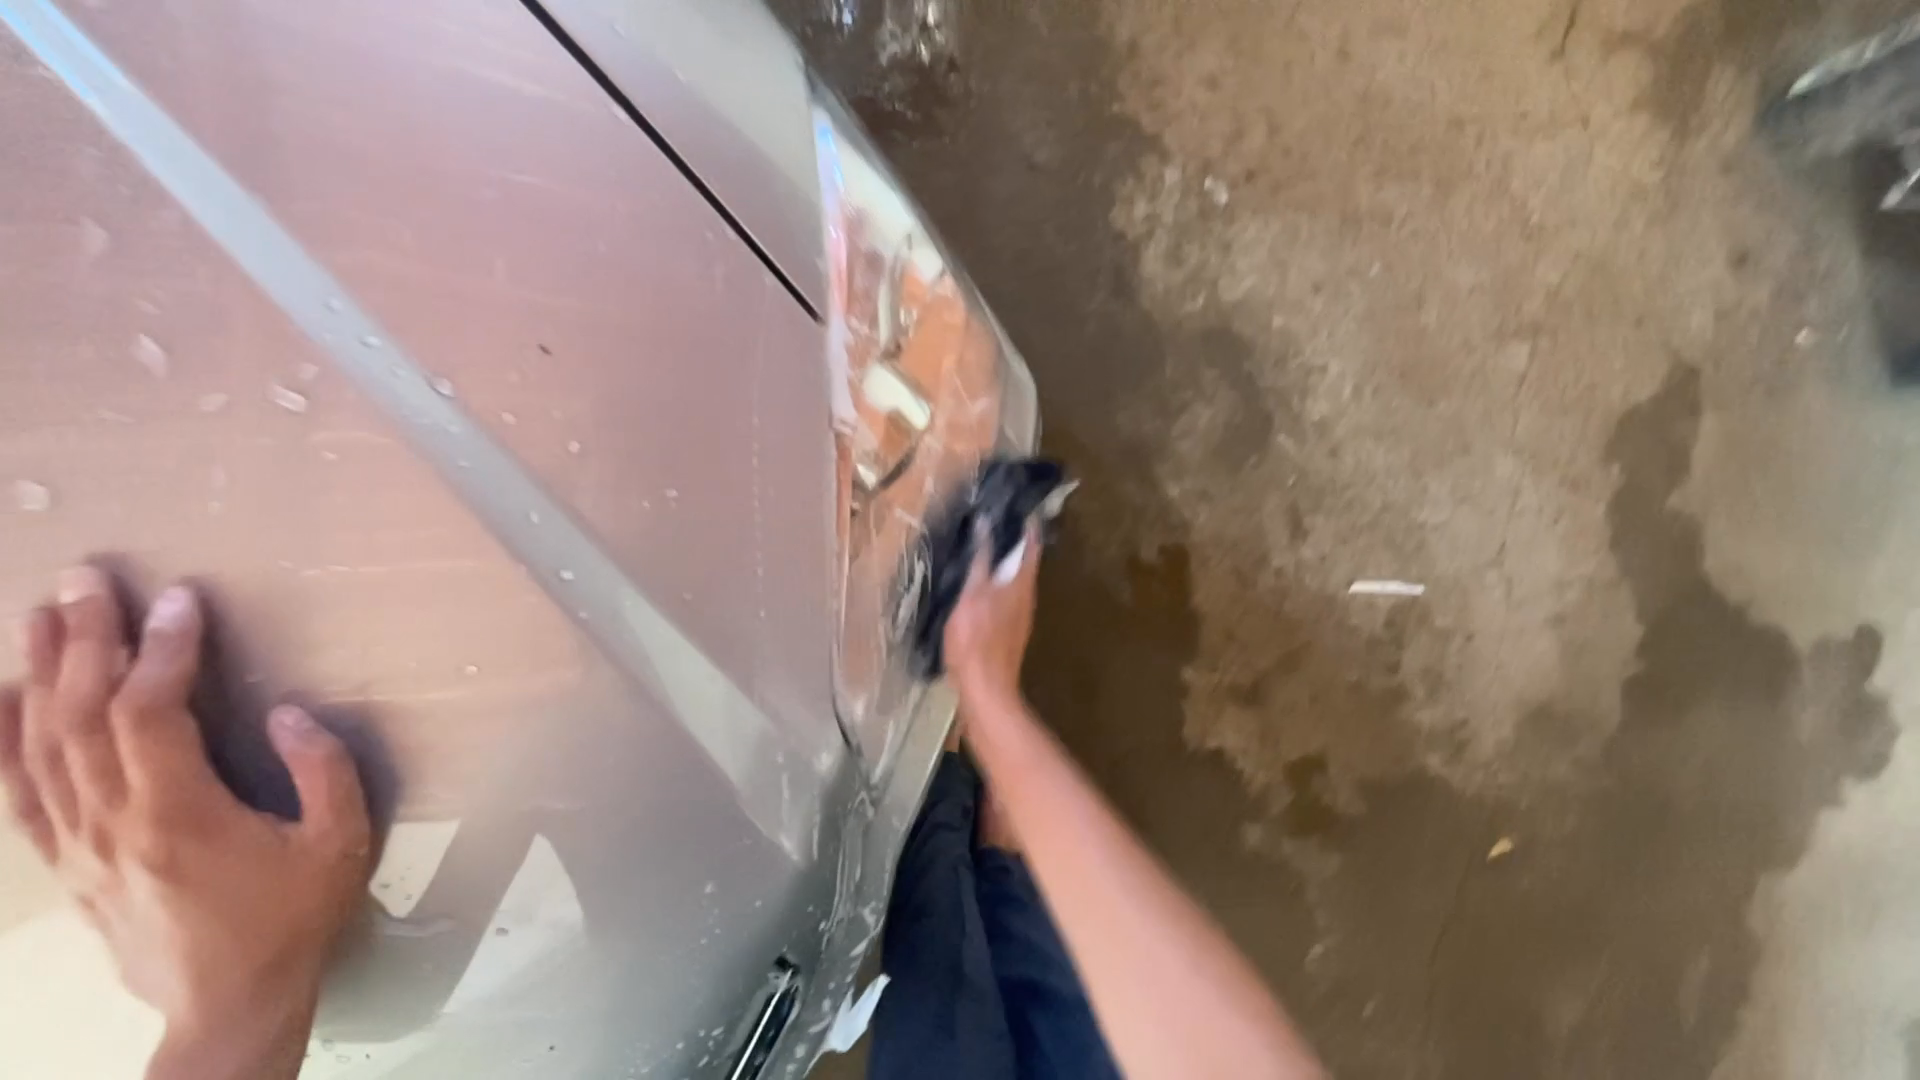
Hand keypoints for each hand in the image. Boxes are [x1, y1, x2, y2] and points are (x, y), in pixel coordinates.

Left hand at [0, 567, 371, 1078]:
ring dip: (39, 674)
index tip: (179, 599)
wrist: (227, 1002)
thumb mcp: (339, 841)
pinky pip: (18, 791)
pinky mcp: (67, 861)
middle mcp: (110, 821)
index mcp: (178, 813)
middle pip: (80, 716)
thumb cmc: (294, 916)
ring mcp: (76, 844)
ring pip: (39, 744)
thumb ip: (323, 771)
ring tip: (41, 616)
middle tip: (85, 580)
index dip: (165, 650)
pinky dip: (3, 738)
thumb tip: (289, 712)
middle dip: (83, 641)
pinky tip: (4, 699)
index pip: (153, 713)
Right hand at [942, 523, 1041, 707]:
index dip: (1027, 525)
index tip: (1019, 509)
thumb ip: (980, 562)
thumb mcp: (971, 594)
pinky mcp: (1011, 631)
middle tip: (998, 525)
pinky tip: (984, 587)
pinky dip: (999, 584)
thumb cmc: (975, 639)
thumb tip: (986, 527)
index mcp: (1021, 582)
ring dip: (1006, 565)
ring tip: (987, 552)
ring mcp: (1021, 615)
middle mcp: (1027, 596)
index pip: (1031, 544)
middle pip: (1026, 562)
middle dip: (1015, 544)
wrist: (986, 688)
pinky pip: (1009, 597)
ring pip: (1017, 580)